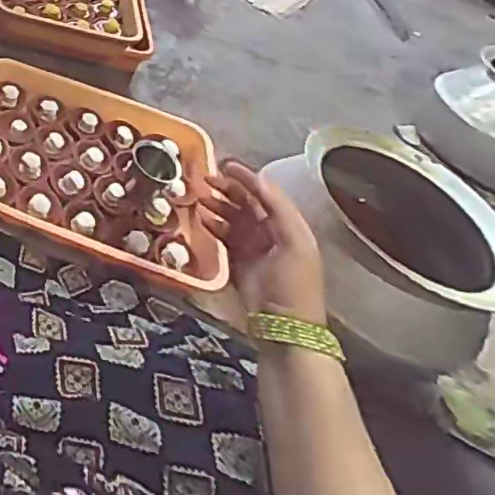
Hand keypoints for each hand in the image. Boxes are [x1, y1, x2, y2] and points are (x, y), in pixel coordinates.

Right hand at [200, 159, 326, 324]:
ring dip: (217, 204)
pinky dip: (212, 224)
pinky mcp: (238, 260)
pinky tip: (200, 217)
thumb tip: (257, 178)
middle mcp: (271, 232)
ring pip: (232, 216)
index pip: (265, 193)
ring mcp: (253, 246)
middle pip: (247, 202)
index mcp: (289, 225)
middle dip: (227, 188)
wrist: (283, 329)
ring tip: (199, 197)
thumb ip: (278, 208)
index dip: (246, 177)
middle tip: (205, 179)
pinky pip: (223, 234)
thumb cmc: (292, 284)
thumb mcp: (295, 243)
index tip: (224, 164)